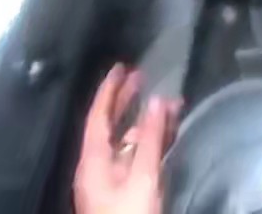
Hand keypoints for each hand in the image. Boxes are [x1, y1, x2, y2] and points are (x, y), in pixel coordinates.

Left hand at [74, 64, 178, 213]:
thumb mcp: (143, 178)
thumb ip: (152, 137)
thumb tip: (158, 99)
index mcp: (93, 163)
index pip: (97, 117)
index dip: (109, 90)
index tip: (121, 66)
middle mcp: (97, 169)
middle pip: (109, 127)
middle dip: (125, 101)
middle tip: (142, 75)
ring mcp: (109, 184)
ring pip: (126, 142)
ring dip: (146, 121)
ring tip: (169, 102)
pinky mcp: (122, 195)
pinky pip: (135, 157)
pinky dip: (151, 141)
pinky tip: (168, 131)